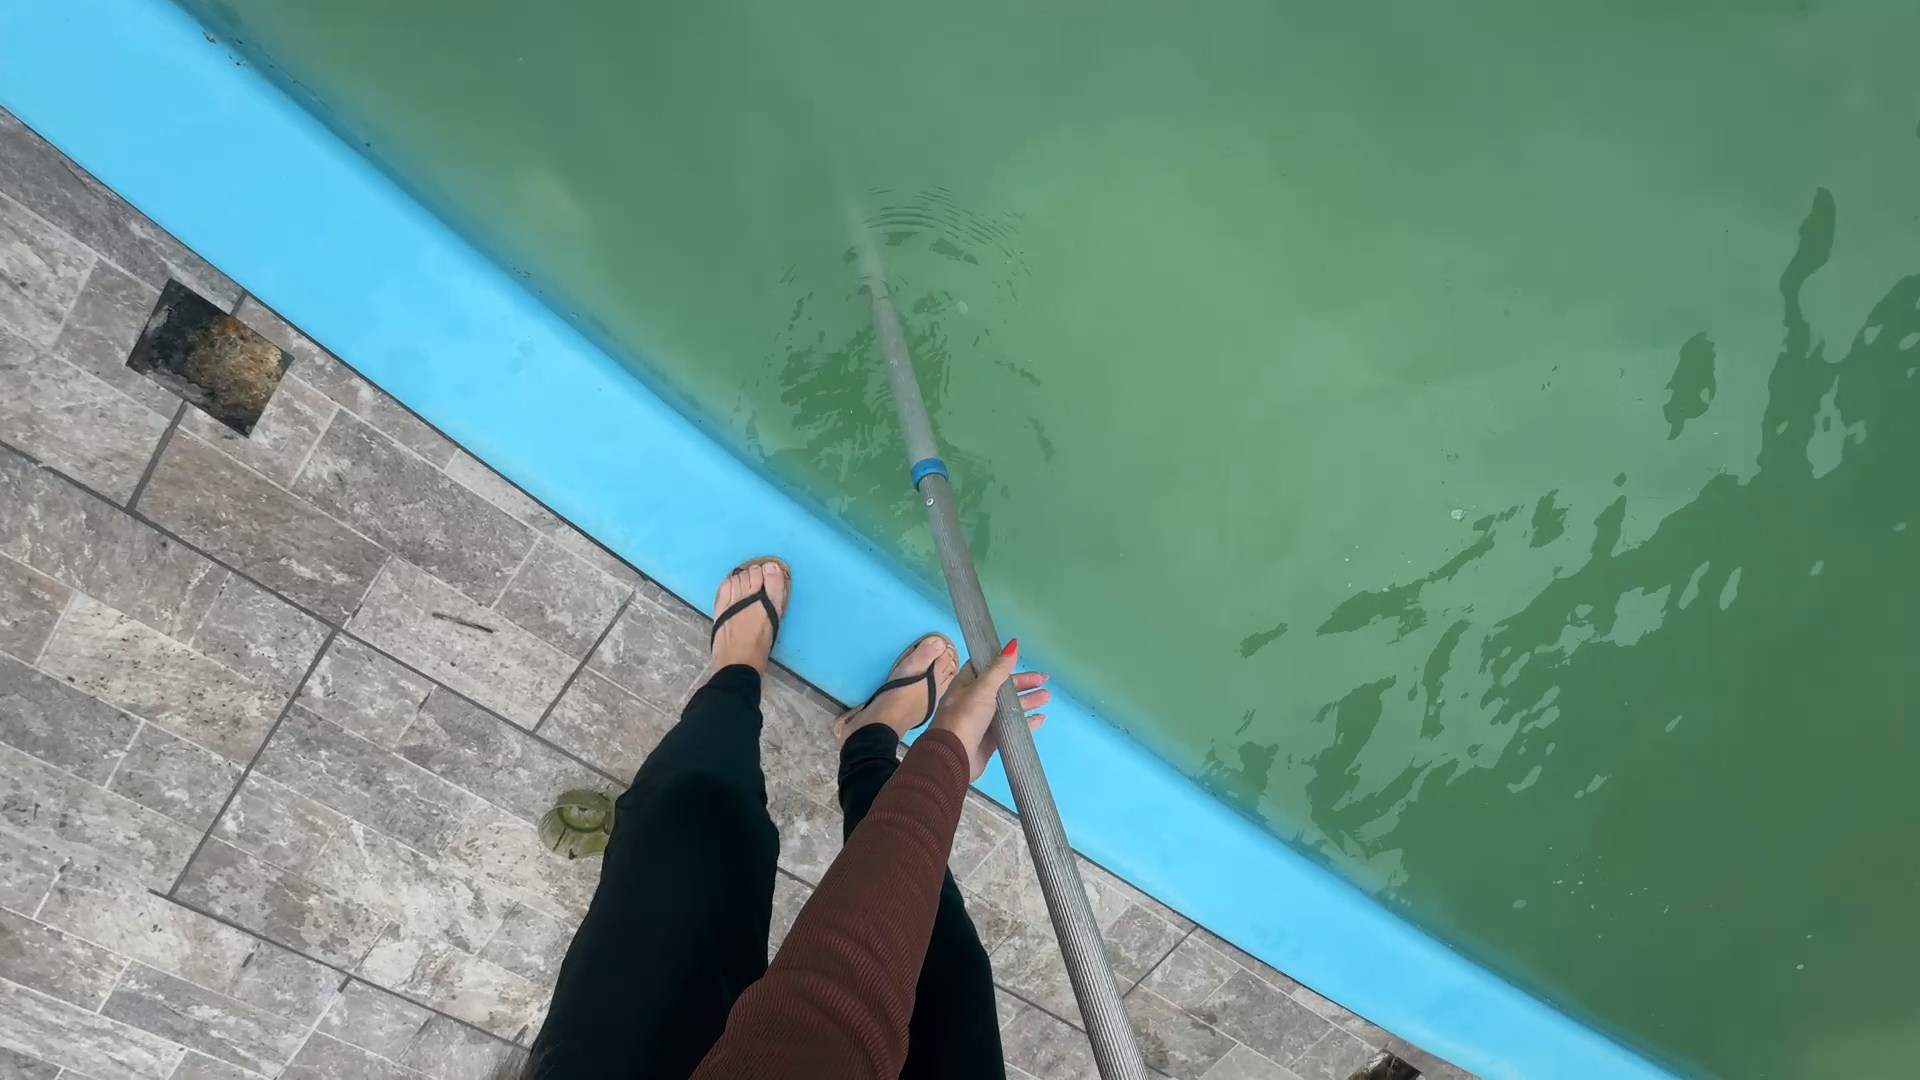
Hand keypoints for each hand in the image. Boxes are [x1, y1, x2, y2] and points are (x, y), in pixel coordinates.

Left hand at [929, 639, 1048, 780]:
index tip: (1020, 658)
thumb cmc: (965, 717)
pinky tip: (1040, 719)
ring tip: (1046, 698)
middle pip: (1002, 687)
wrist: (953, 758)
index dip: (1003, 662)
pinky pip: (1011, 726)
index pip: (986, 667)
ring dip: (1027, 701)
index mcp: (966, 684)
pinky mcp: (991, 739)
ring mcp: (983, 720)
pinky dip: (1026, 722)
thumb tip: (1013, 643)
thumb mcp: (982, 689)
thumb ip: (999, 669)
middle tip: (1044, 680)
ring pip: (1009, 707)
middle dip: (1023, 683)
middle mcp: (974, 700)